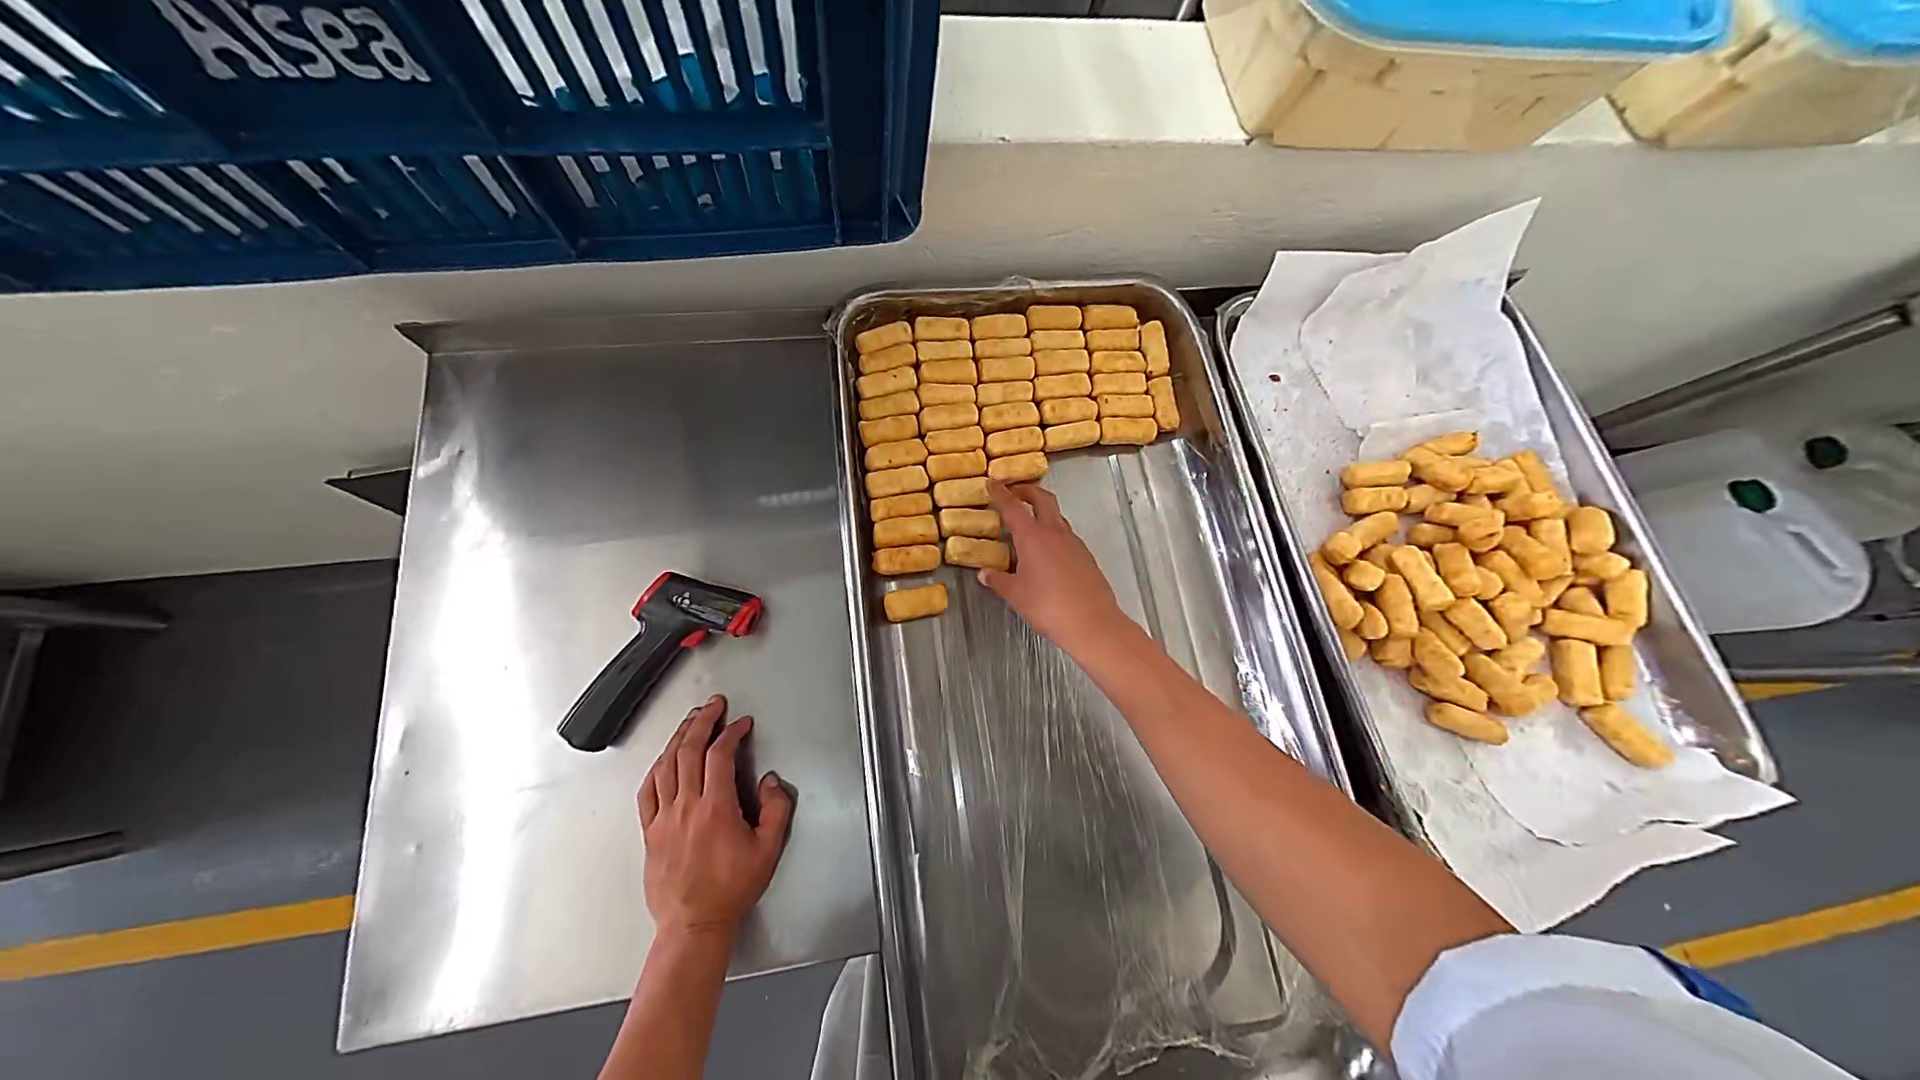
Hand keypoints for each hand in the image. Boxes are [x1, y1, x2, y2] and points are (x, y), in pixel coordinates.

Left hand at [638, 695, 793, 940]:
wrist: (694, 924)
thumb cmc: (730, 890)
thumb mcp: (768, 850)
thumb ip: (776, 809)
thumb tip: (770, 782)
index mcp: (715, 809)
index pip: (719, 755)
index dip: (731, 733)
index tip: (741, 724)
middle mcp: (686, 808)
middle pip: (688, 750)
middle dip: (702, 721)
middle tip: (713, 706)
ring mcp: (664, 819)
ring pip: (666, 765)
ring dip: (679, 737)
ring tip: (690, 721)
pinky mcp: (650, 831)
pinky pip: (648, 791)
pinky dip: (656, 768)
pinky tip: (663, 759)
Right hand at [978, 481, 1131, 653]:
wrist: (1092, 623)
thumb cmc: (1049, 607)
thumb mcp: (1016, 594)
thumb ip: (998, 580)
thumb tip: (985, 574)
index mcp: (1033, 537)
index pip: (1013, 507)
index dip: (1000, 493)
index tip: (992, 483)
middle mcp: (1055, 533)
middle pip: (1042, 499)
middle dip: (1027, 491)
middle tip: (1014, 492)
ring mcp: (1074, 543)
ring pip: (1056, 516)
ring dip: (1042, 512)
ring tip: (1028, 523)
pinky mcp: (1085, 556)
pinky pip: (1066, 536)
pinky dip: (1054, 533)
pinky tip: (1047, 551)